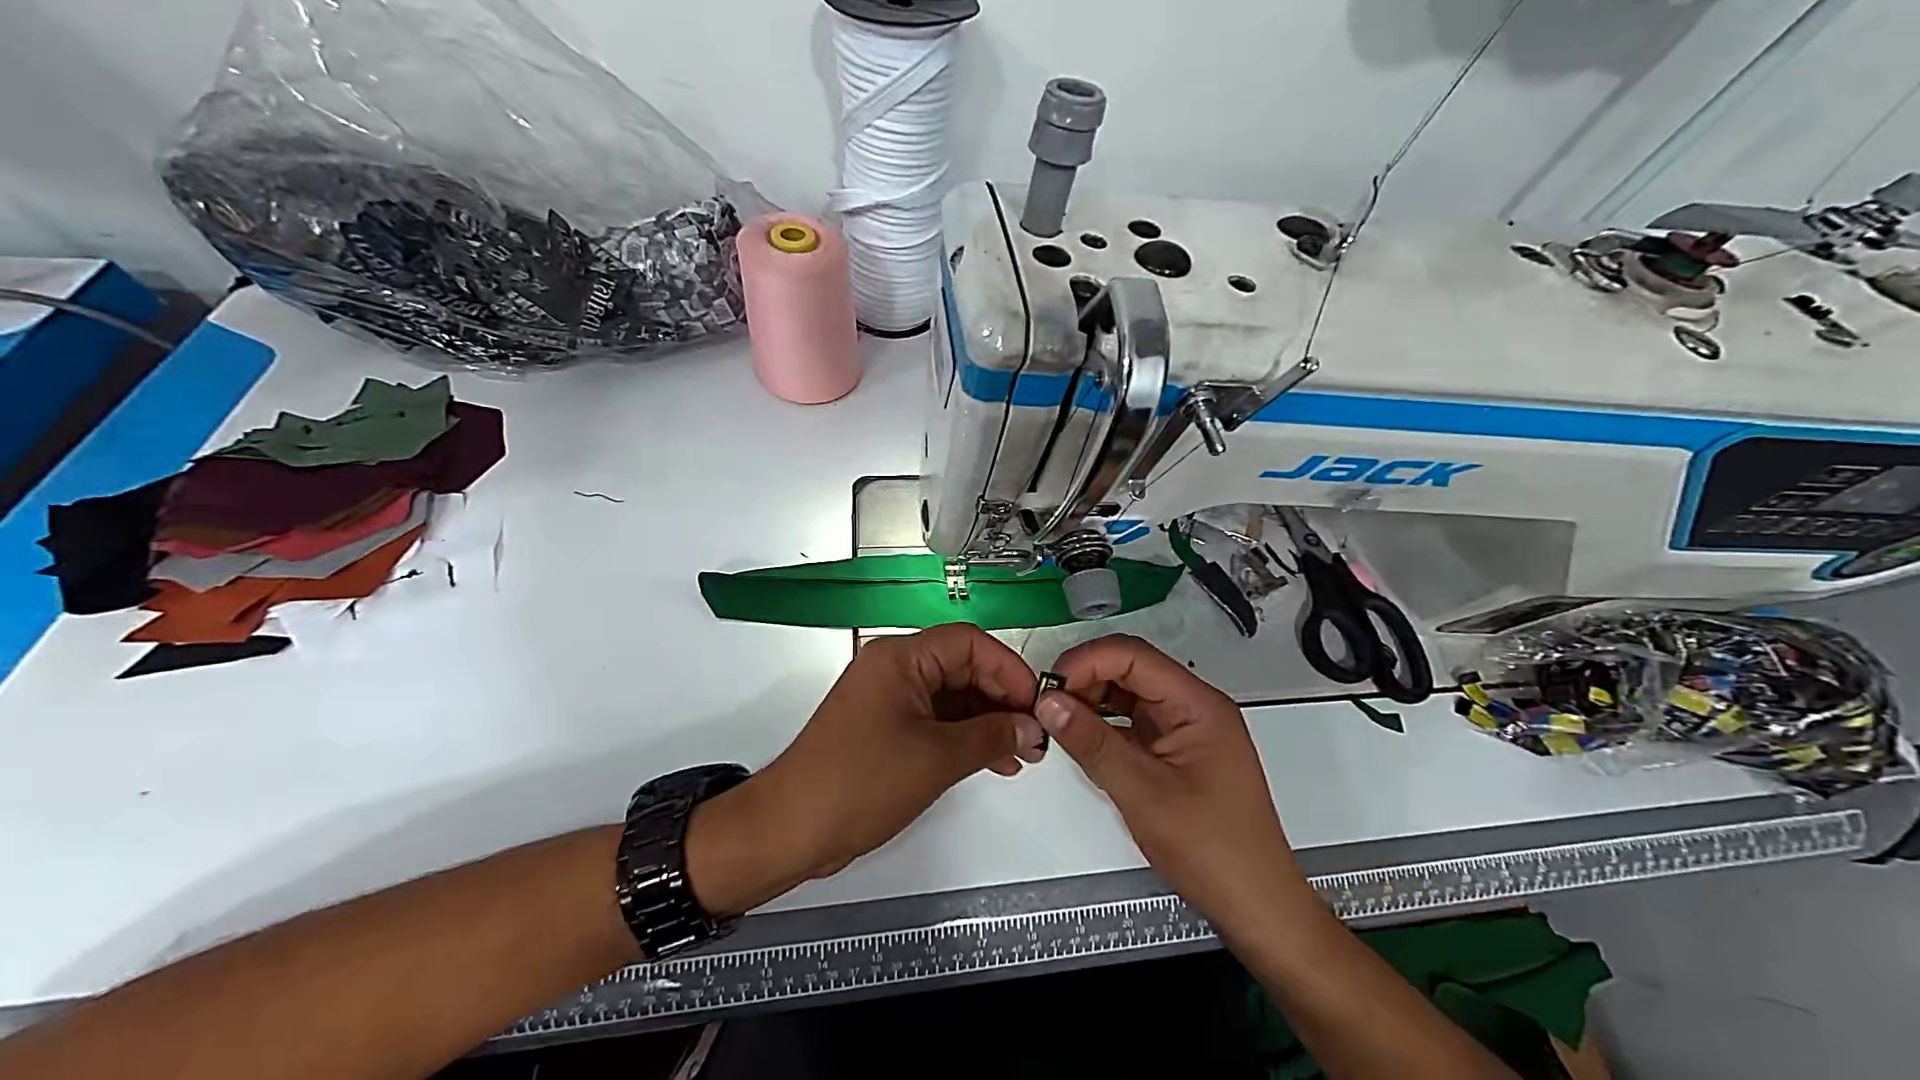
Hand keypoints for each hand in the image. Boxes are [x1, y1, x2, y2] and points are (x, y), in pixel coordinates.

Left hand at [688, 623, 1045, 914]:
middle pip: (962, 667)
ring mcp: (888, 699)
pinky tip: (992, 759)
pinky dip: (965, 735)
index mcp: (899, 658)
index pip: (970, 643)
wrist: (794, 828)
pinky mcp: (886, 727)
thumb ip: (991, 736)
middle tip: (1032, 729)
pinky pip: (937, 719)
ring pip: (952, 695)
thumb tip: (1026, 727)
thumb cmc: (853, 784)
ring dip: (987, 720)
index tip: (1034, 700)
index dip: (1009, 669)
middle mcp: (893, 670)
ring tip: (1020, 750)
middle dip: (1001, 698)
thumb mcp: (937, 758)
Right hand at [1035, 634, 1314, 933]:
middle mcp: (1193, 708)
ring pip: (1128, 695)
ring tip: (1058, 720)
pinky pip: (1131, 722)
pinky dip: (1103, 726)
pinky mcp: (1175, 751)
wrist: (1255, 903)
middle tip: (1048, 703)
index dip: (1088, 662)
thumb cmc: (1215, 850)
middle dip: (1085, 679)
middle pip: (1130, 670)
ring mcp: (1184, 730)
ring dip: (1091, 702)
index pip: (1133, 656)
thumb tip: (1052, 705)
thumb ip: (1092, 743)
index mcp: (1198, 705)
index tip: (1053, 684)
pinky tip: (1081, 739)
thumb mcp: (1142, 793)